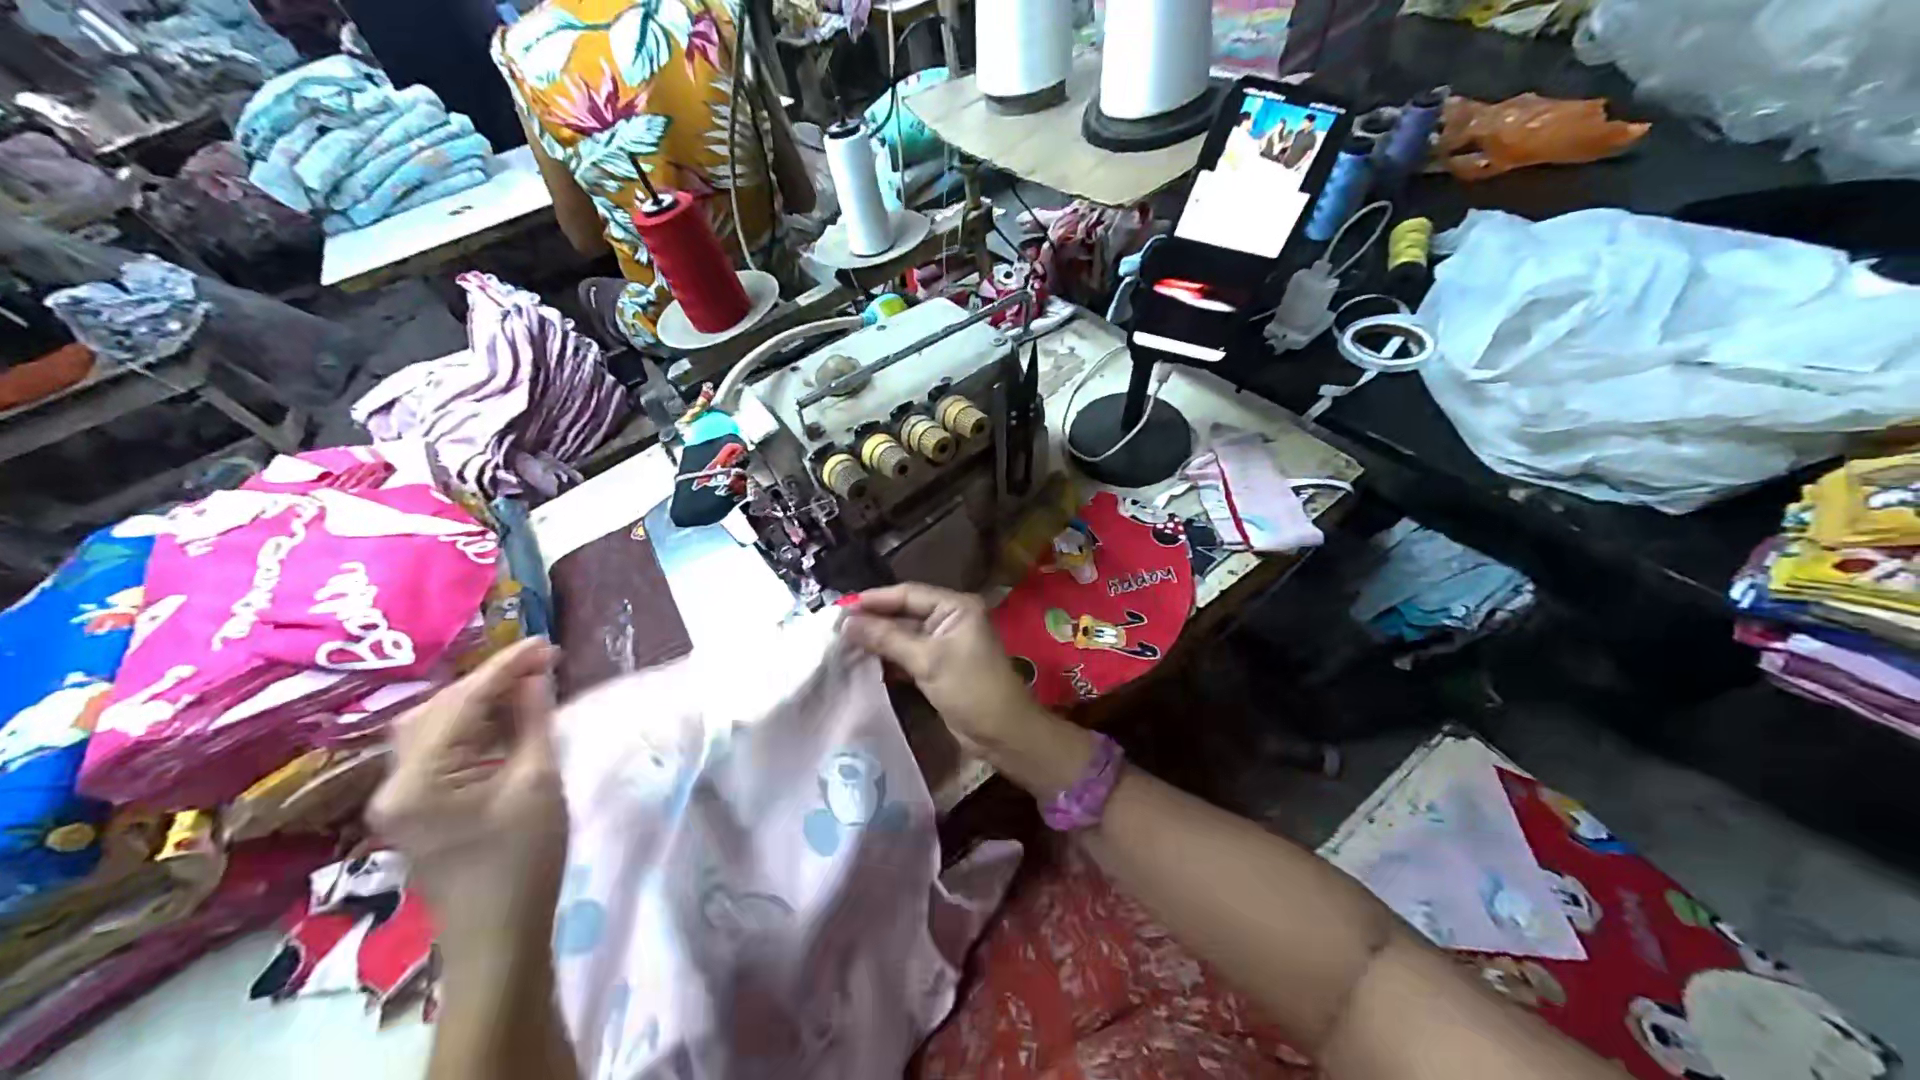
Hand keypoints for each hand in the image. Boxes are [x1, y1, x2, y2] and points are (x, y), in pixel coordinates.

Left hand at [368, 638, 567, 948]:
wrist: (499, 933)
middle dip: (487, 681)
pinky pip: (439, 748)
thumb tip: (536, 674)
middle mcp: (394, 783)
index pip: (461, 704)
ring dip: (478, 701)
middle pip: (435, 710)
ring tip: (527, 684)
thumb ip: (531, 722)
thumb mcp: (537, 782)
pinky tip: (507, 718)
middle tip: (539, 663)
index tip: (543, 641)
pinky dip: (472, 726)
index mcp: (418, 780)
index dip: (505, 667)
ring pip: (433, 726)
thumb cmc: (524, 860)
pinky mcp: (415, 805)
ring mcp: (399, 796)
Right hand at [840, 584, 1040, 752]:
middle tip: (836, 626)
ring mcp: (945, 644)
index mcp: (956, 607)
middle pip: (904, 613)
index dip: (874, 599)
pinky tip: (863, 663)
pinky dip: (888, 659)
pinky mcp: (939, 667)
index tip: (840, 607)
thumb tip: (847, 623)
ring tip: (843, 643)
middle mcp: (951, 619)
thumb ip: (887, 639)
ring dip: (878, 641)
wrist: (1002, 733)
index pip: (908, 594)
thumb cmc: (971, 689)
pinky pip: (908, 655)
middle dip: (873, 620)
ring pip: (904, 635)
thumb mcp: (927, 660)